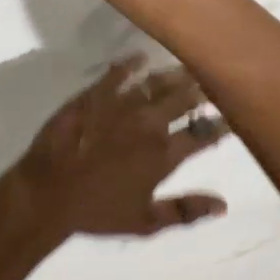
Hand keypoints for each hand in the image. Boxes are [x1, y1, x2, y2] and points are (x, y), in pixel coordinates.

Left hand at [8, 56, 230, 237]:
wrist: (49, 191)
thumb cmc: (97, 211)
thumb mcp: (146, 222)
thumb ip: (186, 210)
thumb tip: (223, 204)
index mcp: (162, 156)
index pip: (201, 135)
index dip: (219, 125)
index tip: (230, 116)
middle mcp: (147, 124)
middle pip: (182, 100)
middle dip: (201, 90)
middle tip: (213, 81)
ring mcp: (120, 105)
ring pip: (155, 83)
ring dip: (174, 75)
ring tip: (187, 68)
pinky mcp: (94, 94)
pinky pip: (117, 72)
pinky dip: (131, 63)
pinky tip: (141, 57)